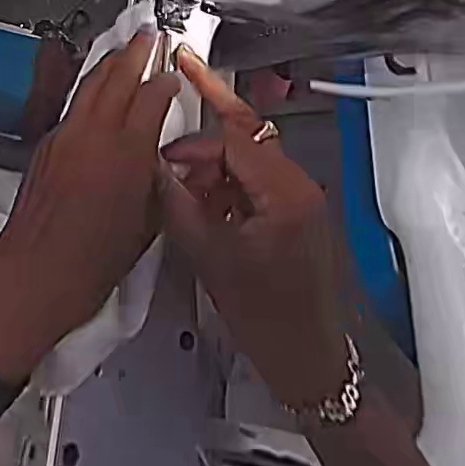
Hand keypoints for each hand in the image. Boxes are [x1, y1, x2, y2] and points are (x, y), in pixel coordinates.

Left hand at [0, 32, 180, 380]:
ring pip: (91, 83)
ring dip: (110, 62)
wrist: (35, 274)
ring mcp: (68, 135)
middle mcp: (96, 135)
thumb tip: (163, 160)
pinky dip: (89, 87)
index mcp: (127, 152)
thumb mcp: (146, 222)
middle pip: (119, 76)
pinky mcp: (48, 143)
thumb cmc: (89, 261)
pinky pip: (74, 103)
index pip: (152, 98)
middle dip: (137, 51)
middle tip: (148, 35)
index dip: (166, 82)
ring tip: (123, 49)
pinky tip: (96, 89)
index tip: (172, 77)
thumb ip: (158, 180)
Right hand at [160, 48, 347, 409]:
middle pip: (246, 134)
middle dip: (207, 124)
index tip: (166, 154)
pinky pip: (253, 179)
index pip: (234, 140)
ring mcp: (297, 196)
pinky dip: (225, 181)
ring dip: (213, 159)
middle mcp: (297, 184)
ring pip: (248, 154)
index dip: (193, 143)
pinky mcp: (290, 210)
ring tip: (181, 180)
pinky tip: (201, 199)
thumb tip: (156, 170)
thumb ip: (179, 205)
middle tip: (178, 106)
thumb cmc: (271, 319)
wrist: (308, 359)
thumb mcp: (212, 258)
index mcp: (285, 191)